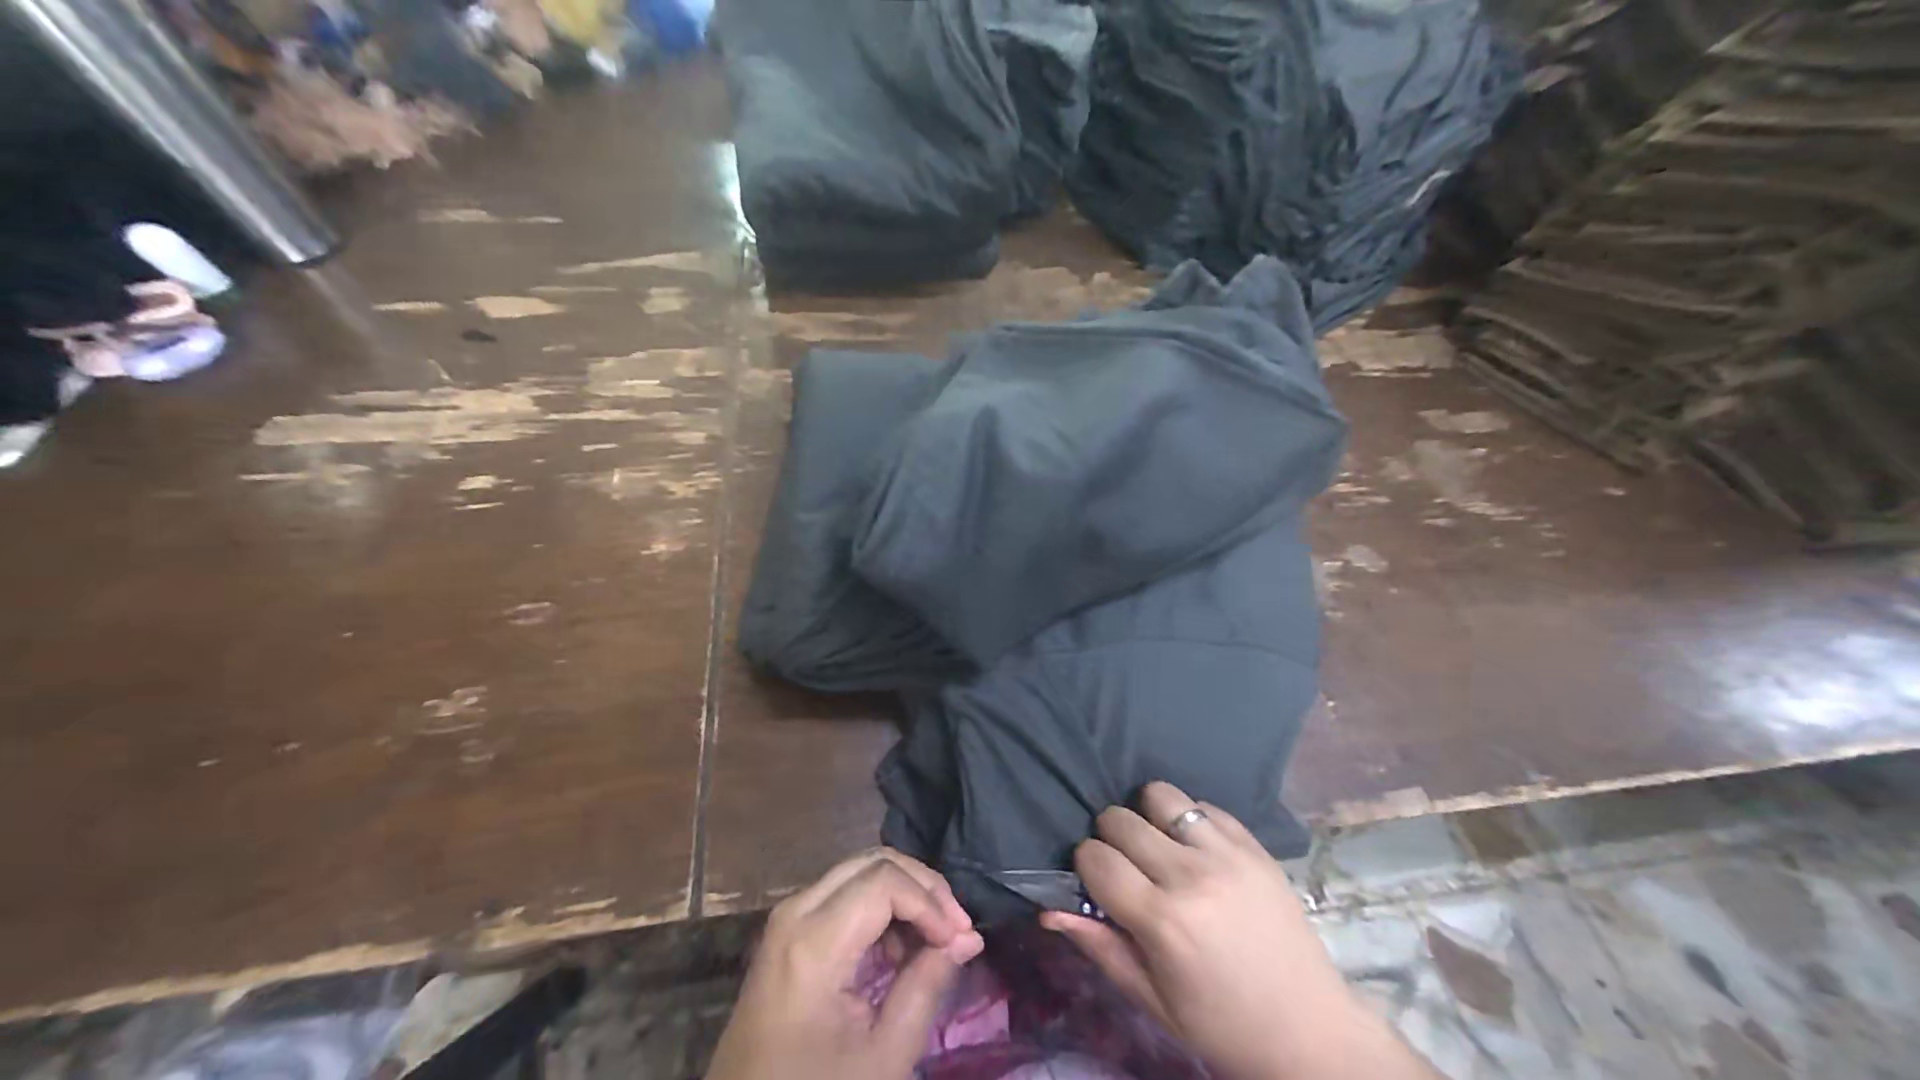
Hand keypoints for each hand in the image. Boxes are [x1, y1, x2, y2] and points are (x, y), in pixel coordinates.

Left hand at [707, 848, 984, 1079]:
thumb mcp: (883, 1055)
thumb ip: (926, 986)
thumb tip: (967, 938)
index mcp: (813, 941)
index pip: (885, 881)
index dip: (931, 903)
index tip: (960, 940)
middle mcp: (796, 910)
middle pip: (873, 863)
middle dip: (923, 887)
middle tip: (956, 928)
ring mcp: (788, 916)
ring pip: (859, 870)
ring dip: (904, 893)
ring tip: (934, 938)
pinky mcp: (789, 928)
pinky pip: (843, 891)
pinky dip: (880, 905)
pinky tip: (899, 946)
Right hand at [1043, 782, 1436, 1079]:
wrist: (1311, 1031)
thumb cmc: (1221, 1024)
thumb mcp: (1152, 999)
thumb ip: (1099, 946)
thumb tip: (1048, 909)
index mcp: (1162, 921)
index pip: (1095, 858)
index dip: (1086, 866)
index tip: (1097, 882)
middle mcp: (1191, 876)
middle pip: (1120, 819)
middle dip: (1111, 838)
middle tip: (1127, 866)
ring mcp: (1227, 855)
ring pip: (1161, 795)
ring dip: (1148, 815)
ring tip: (1158, 845)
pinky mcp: (1255, 847)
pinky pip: (1205, 806)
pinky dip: (1190, 820)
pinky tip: (1196, 850)